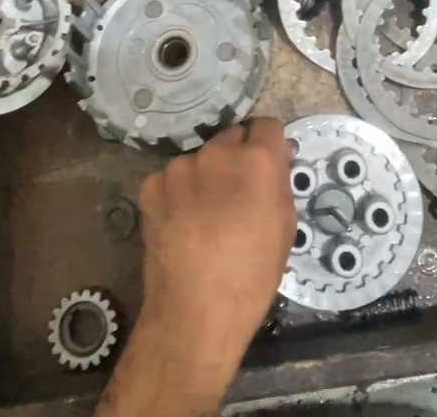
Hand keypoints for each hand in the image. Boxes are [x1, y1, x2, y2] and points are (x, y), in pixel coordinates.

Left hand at [95, 118, 295, 416]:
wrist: (195, 311)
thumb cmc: (252, 275)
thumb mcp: (285, 227)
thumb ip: (280, 184)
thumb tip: (276, 161)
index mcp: (257, 161)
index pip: (267, 126)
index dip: (269, 145)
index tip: (268, 164)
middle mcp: (217, 153)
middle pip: (232, 138)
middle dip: (237, 159)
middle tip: (235, 194)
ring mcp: (180, 167)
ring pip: (200, 158)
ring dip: (205, 175)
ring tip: (204, 214)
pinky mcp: (152, 185)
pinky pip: (171, 177)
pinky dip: (177, 192)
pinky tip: (181, 222)